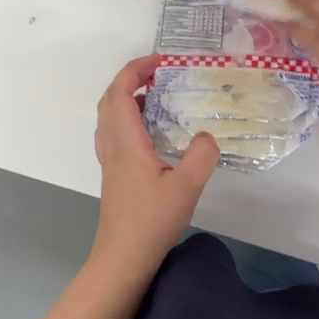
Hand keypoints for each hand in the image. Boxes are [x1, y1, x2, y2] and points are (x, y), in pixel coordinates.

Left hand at [90, 55, 220, 275]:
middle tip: (160, 75)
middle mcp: (112, 147)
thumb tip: (208, 135)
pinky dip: (129, 120)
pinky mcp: (115, 177)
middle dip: (131, 80)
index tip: (162, 61)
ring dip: (128, 99)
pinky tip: (152, 133)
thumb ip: (201, 155)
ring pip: (110, 119)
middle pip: (110, 101)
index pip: (120, 92)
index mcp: (126, 142)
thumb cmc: (151, 221)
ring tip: (157, 97)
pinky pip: (115, 135)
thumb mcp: (186, 187)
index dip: (136, 70)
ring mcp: (110, 163)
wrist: (124, 257)